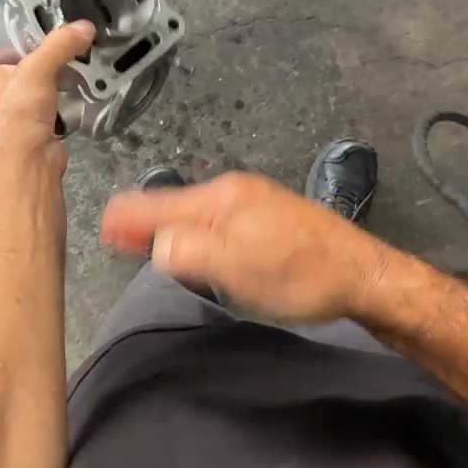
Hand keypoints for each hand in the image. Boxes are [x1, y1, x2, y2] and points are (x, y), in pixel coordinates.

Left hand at [0, 22, 95, 180]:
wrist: (25, 167)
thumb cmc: (16, 115)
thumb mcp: (36, 69)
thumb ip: (60, 45)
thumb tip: (85, 26)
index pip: (4, 42)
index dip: (26, 33)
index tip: (52, 23)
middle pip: (29, 63)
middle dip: (51, 57)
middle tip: (76, 43)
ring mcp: (16, 111)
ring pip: (44, 85)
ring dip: (62, 79)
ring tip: (84, 63)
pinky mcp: (36, 128)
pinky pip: (56, 105)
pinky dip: (68, 100)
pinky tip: (83, 90)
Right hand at [99, 172, 392, 321]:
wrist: (363, 275)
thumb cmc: (300, 274)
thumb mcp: (234, 267)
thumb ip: (187, 251)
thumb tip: (155, 245)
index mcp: (220, 198)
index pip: (159, 204)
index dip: (128, 217)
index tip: (103, 227)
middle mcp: (233, 192)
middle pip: (175, 205)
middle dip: (145, 221)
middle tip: (118, 240)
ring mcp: (253, 202)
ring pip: (196, 213)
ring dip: (170, 227)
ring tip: (148, 244)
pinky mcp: (268, 217)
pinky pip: (217, 219)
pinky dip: (195, 230)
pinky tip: (196, 244)